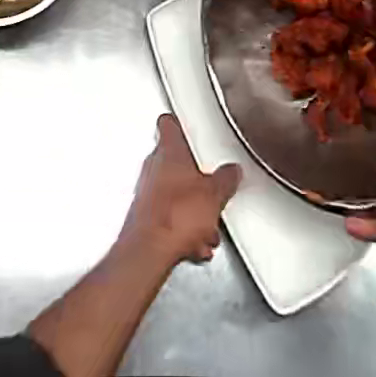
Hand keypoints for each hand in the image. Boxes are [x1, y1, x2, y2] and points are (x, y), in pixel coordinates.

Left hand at [120, 114, 240, 265]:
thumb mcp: (216, 193)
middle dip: (193, 174)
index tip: (184, 123)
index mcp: (169, 151)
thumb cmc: (174, 216)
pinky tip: (195, 240)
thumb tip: (231, 173)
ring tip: (206, 221)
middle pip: (174, 161)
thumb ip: (226, 178)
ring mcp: (146, 193)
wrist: (150, 253)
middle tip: (209, 181)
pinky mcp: (144, 218)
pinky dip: (181, 225)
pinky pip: (167, 214)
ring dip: (188, 204)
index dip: (178, 123)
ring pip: (171, 190)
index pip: (169, 124)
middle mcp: (153, 167)